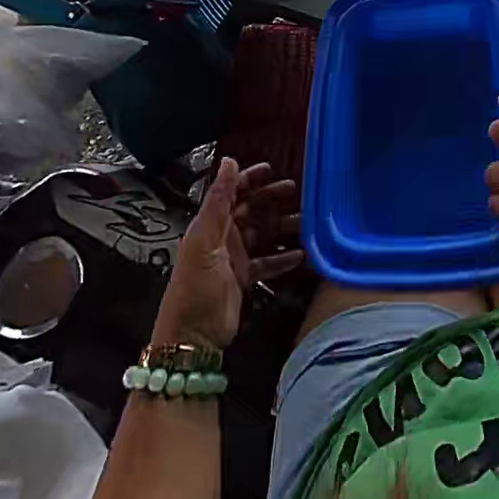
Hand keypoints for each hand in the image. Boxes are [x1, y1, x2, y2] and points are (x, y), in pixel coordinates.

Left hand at [154, 159, 304, 347]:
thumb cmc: (195, 286)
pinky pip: (268, 261)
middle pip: (251, 210)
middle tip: (296, 191)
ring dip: (283, 227)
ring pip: (263, 233)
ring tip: (306, 222)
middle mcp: (223, 237)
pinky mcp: (244, 278)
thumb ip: (219, 200)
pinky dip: (283, 257)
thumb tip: (229, 160)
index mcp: (210, 225)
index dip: (249, 178)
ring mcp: (235, 258)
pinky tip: (301, 255)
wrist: (192, 338)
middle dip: (272, 198)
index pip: (231, 193)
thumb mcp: (205, 240)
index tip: (272, 169)